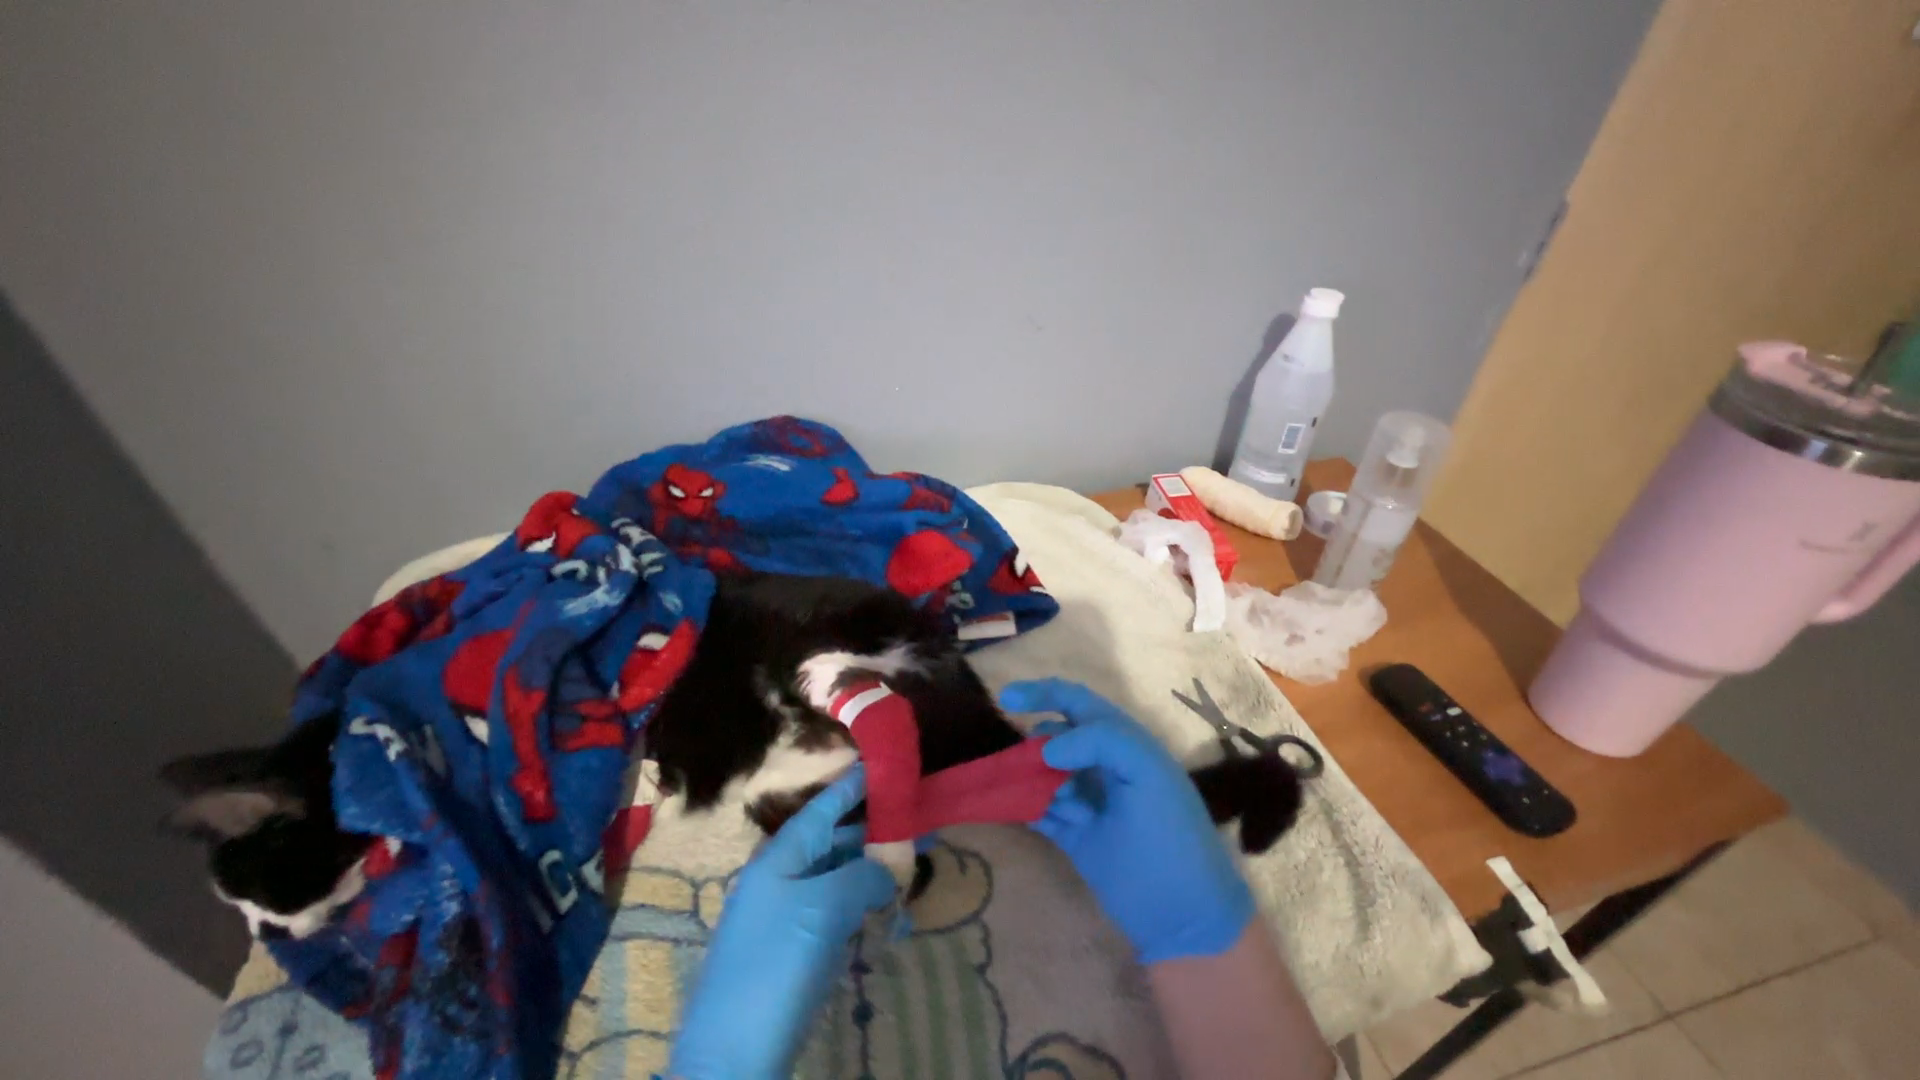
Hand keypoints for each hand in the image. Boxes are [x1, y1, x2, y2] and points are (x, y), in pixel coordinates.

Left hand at [669, 767, 894, 1078]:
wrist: (733, 1055)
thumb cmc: (776, 965)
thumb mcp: (824, 909)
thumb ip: (862, 877)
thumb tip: (888, 869)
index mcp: (779, 859)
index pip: (821, 810)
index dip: (851, 787)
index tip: (881, 765)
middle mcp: (780, 881)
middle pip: (832, 843)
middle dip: (872, 832)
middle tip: (915, 822)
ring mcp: (786, 920)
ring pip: (836, 881)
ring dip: (871, 871)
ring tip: (910, 865)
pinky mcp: (794, 956)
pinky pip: (835, 917)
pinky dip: (862, 909)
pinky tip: (887, 914)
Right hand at [1002, 678, 1254, 965]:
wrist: (1182, 914)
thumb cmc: (1170, 836)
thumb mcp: (1147, 772)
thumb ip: (1101, 740)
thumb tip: (1048, 746)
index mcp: (1124, 743)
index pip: (1077, 703)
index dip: (1043, 693)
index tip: (1007, 698)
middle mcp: (1102, 766)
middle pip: (1053, 737)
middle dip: (1036, 747)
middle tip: (1036, 773)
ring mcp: (1086, 801)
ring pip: (1041, 774)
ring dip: (1034, 783)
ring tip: (1063, 812)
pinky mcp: (1072, 835)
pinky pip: (1037, 809)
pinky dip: (1026, 809)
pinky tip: (1028, 815)